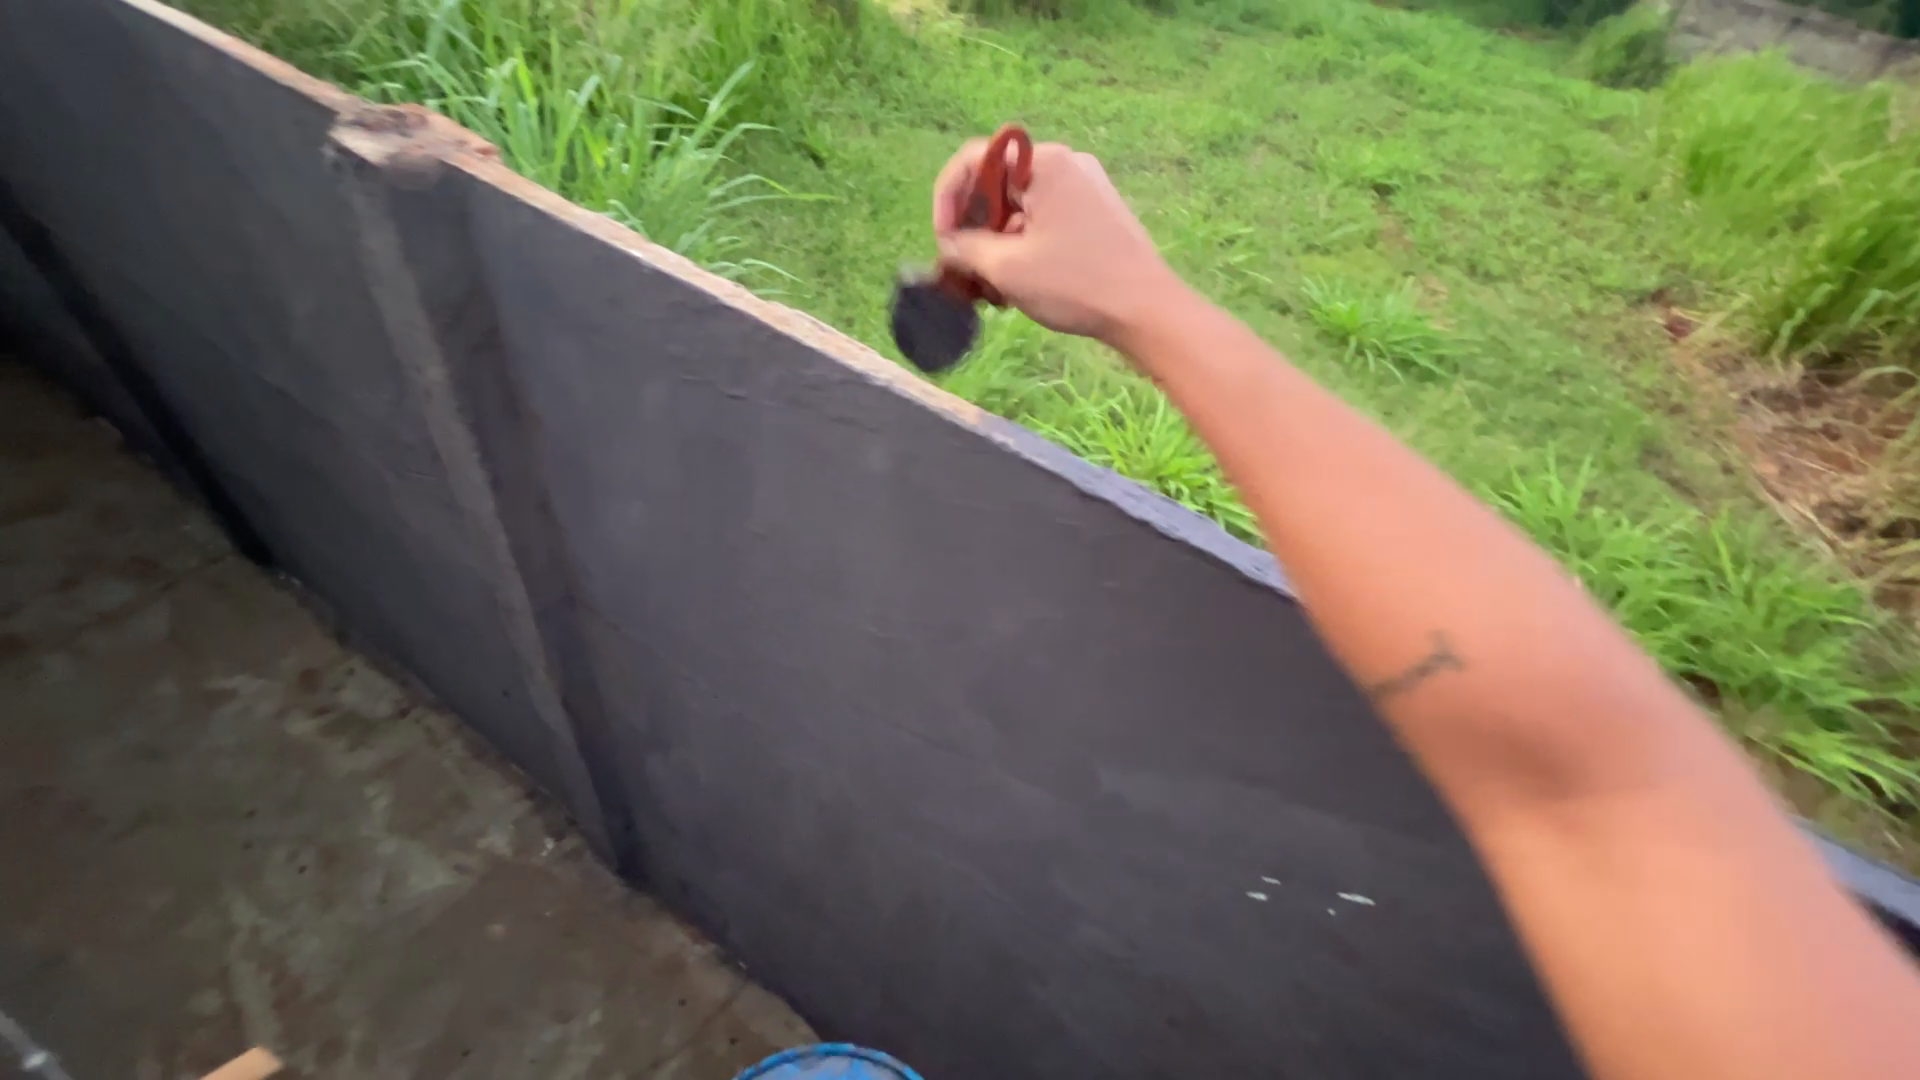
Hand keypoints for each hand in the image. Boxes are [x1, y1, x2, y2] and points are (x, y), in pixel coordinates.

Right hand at [932, 137, 1181, 346]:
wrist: (1145, 308)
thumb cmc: (1076, 284)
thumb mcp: (1007, 269)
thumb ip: (967, 249)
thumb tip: (950, 245)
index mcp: (1043, 163)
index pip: (973, 160)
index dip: (947, 200)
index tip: (944, 242)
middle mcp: (1066, 163)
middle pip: (997, 185)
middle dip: (973, 228)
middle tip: (963, 271)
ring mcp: (1085, 187)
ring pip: (1020, 207)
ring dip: (996, 243)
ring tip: (990, 288)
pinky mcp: (1097, 212)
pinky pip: (1045, 219)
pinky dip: (1023, 246)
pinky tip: (1018, 284)